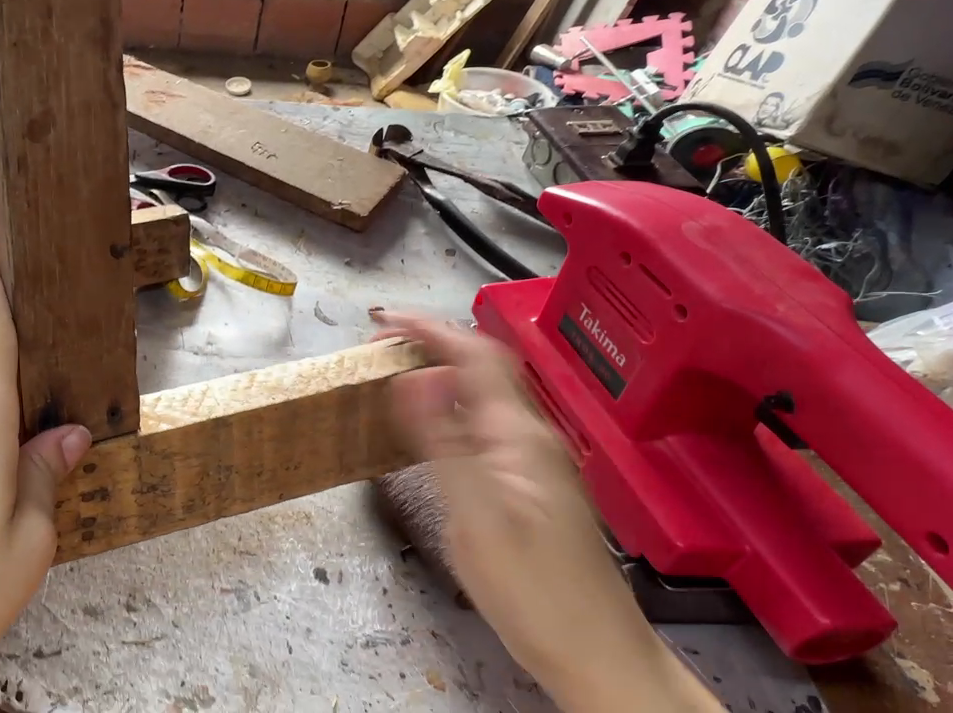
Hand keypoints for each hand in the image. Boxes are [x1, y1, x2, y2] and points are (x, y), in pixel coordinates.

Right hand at [377, 314, 720, 712]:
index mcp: (519, 436)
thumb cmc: (534, 593)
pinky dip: (448, 402)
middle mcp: (532, 437)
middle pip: (483, 367)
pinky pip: (484, 420)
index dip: (429, 328)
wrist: (600, 659)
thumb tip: (416, 375)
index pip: (475, 356)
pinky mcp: (529, 482)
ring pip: (484, 392)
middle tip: (379, 345)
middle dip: (431, 342)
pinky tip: (427, 422)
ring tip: (393, 372)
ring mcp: (534, 460)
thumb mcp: (475, 515)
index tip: (382, 320)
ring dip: (439, 369)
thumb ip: (443, 440)